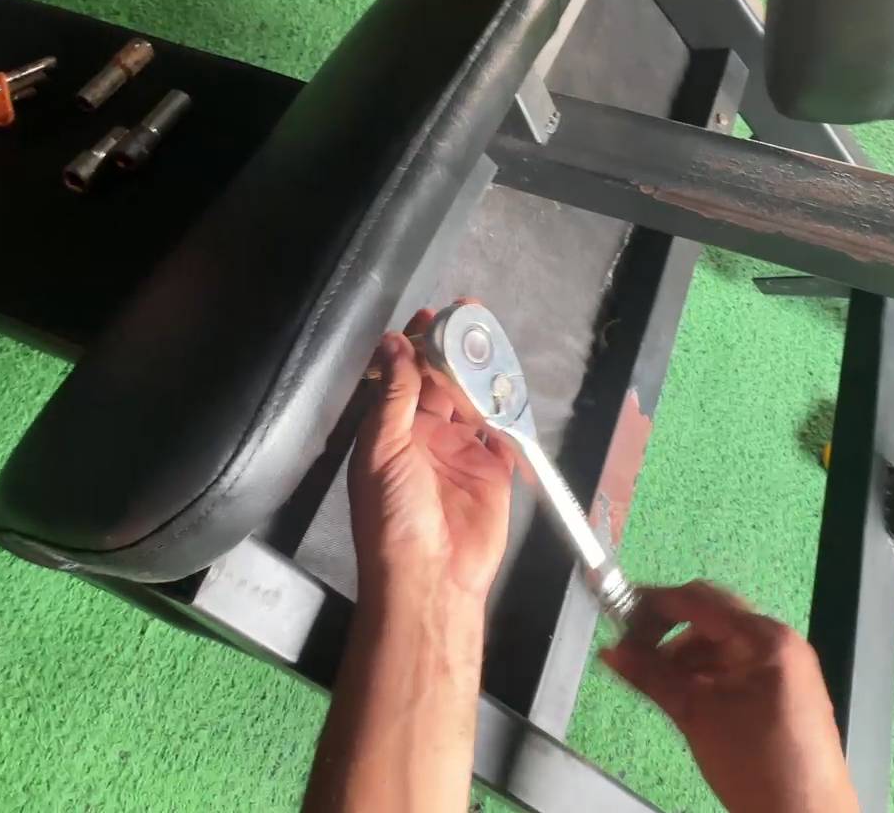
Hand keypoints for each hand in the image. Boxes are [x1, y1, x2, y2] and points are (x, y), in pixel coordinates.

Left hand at [350, 310, 516, 603]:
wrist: (431, 578)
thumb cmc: (393, 514)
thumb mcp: (383, 449)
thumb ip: (394, 395)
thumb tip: (395, 343)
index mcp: (392, 429)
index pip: (404, 376)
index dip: (415, 345)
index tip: (429, 315)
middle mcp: (425, 434)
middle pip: (440, 381)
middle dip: (452, 349)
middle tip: (468, 316)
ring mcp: (461, 449)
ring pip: (472, 399)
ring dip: (480, 372)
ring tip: (491, 341)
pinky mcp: (493, 468)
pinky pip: (502, 430)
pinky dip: (508, 408)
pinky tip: (511, 382)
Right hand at [601, 582, 858, 812]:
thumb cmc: (757, 766)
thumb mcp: (696, 715)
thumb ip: (650, 676)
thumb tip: (610, 652)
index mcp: (765, 638)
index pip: (698, 601)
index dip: (653, 603)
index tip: (618, 612)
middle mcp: (777, 641)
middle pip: (708, 615)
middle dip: (666, 628)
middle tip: (631, 645)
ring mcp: (782, 665)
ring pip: (717, 640)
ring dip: (681, 652)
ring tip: (652, 676)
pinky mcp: (780, 689)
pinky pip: (732, 662)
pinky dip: (702, 670)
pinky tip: (680, 690)